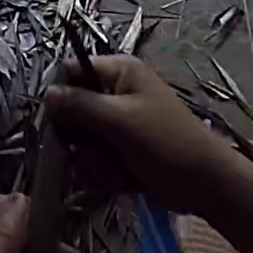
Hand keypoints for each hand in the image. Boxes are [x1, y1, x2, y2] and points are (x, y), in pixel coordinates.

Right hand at [43, 55, 232, 212]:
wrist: (205, 182)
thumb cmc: (166, 141)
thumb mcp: (121, 120)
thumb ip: (81, 105)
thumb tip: (47, 93)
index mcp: (120, 70)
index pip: (74, 69)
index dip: (62, 92)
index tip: (57, 119)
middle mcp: (117, 89)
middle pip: (75, 105)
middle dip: (80, 133)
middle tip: (91, 149)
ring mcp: (119, 119)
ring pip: (83, 135)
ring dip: (93, 156)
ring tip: (113, 167)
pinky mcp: (122, 146)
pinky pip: (97, 154)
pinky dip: (104, 168)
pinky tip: (120, 178)